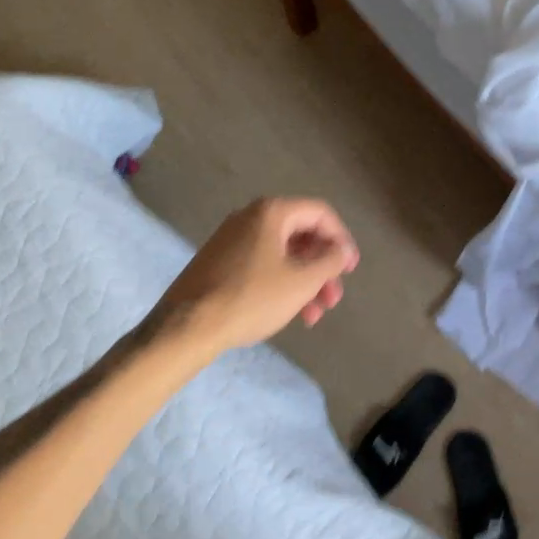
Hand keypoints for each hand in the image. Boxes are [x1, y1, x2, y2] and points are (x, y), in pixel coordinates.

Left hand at [155, 198, 359, 353]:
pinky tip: (288, 313)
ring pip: (282, 255)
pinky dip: (281, 284)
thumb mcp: (302, 281)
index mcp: (271, 212)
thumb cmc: (252, 297)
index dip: (342, 239)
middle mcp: (249, 218)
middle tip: (333, 299)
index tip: (350, 269)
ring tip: (314, 316)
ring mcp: (231, 240)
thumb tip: (343, 250)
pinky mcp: (219, 262)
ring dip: (304, 282)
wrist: (188, 325)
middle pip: (301, 236)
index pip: (319, 213)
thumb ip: (330, 260)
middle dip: (322, 268)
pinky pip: (261, 265)